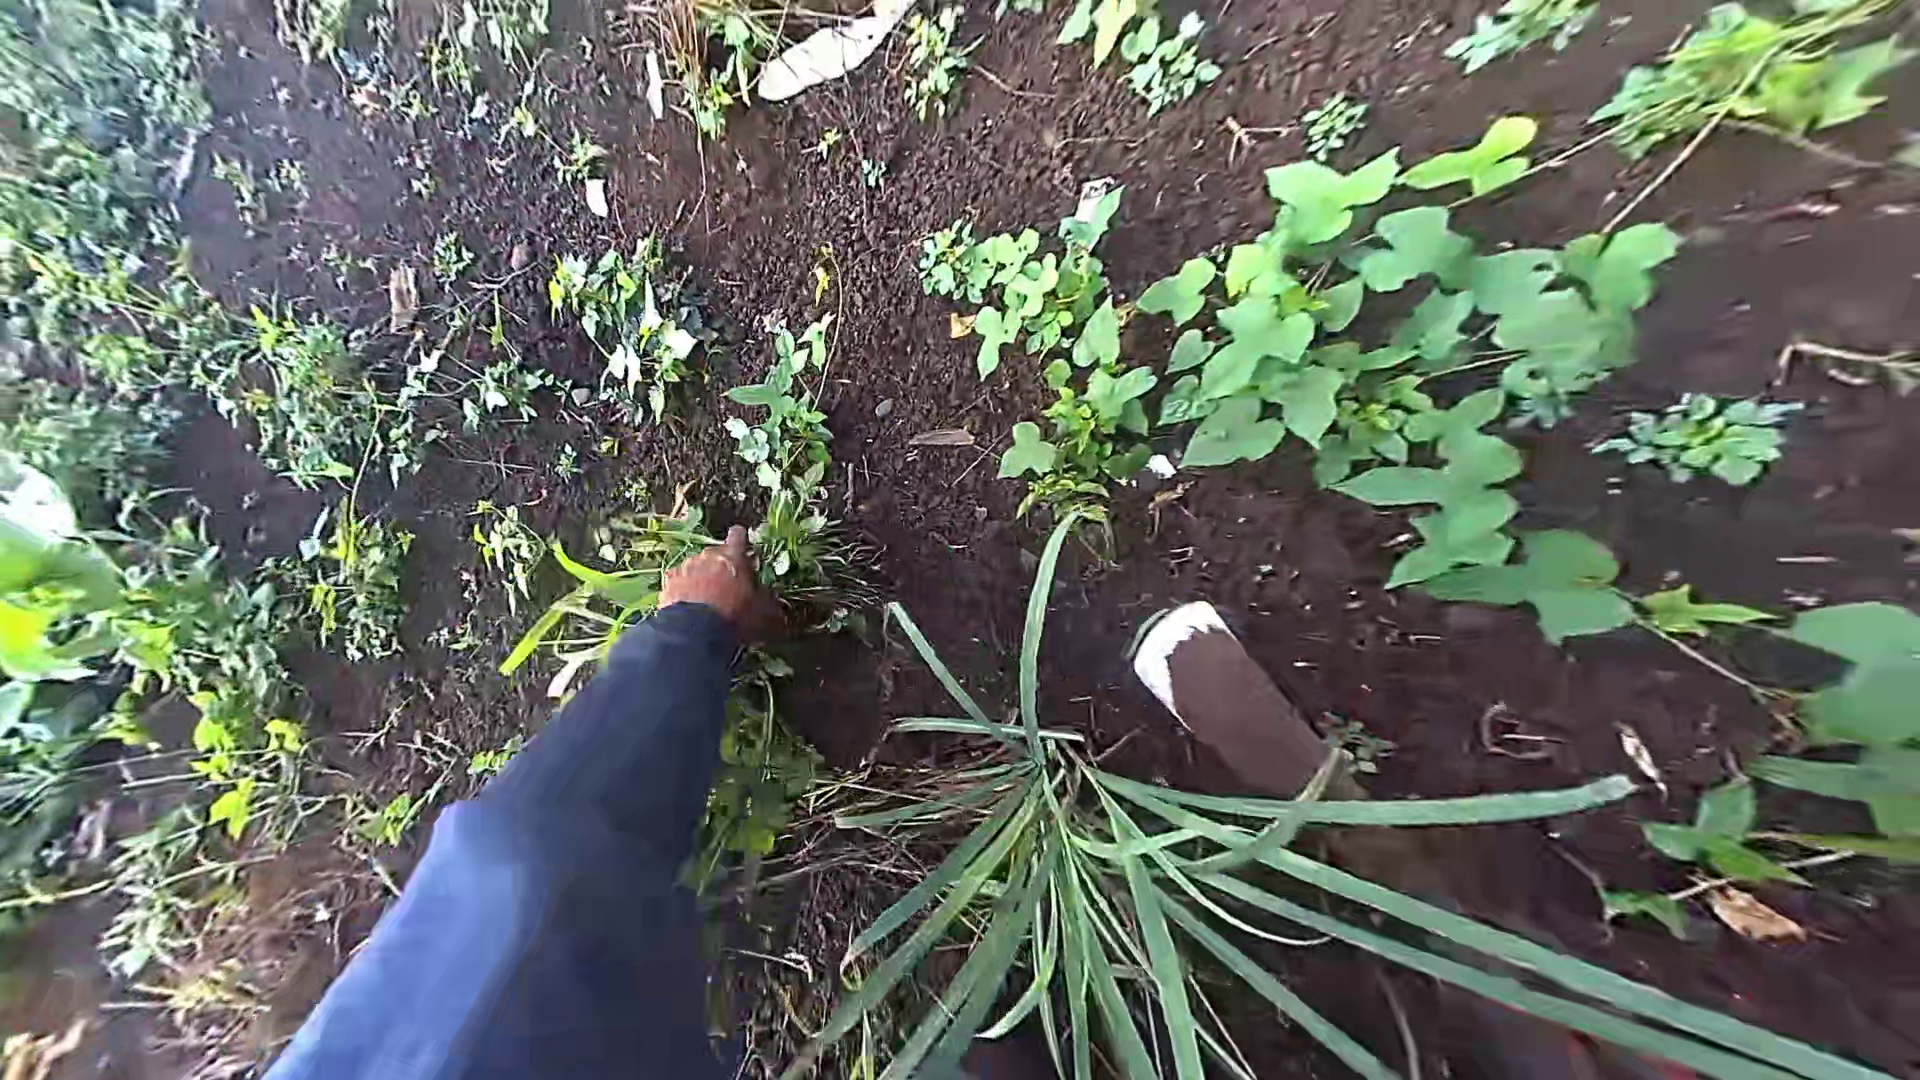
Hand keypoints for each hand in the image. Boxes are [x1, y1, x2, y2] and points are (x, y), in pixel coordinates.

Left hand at [659, 526, 758, 630]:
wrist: (694, 632)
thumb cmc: (735, 616)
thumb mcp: (763, 611)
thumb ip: (768, 600)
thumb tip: (775, 601)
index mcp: (734, 556)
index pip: (739, 536)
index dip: (742, 539)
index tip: (743, 547)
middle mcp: (708, 555)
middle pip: (717, 553)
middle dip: (722, 565)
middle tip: (729, 585)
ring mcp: (686, 567)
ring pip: (697, 567)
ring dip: (703, 577)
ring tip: (707, 600)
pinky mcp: (668, 582)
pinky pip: (680, 582)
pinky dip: (685, 589)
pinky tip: (690, 606)